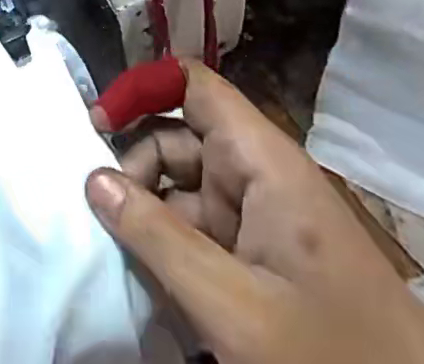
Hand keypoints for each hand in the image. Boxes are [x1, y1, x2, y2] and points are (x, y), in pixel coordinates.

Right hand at [86, 60, 423, 363]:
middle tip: (97, 208)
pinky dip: (165, 240)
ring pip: (181, 184)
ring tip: (115, 247)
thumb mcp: (233, 305)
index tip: (96, 126)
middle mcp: (257, 174)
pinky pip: (196, 225)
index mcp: (262, 161)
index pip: (193, 86)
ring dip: (145, 207)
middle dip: (134, 164)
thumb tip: (93, 179)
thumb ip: (156, 237)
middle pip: (177, 136)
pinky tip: (145, 274)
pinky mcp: (257, 253)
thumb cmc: (330, 357)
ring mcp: (258, 216)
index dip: (142, 90)